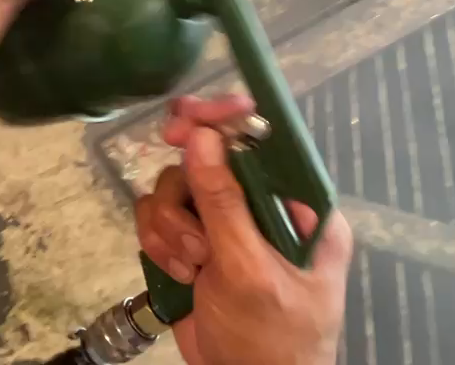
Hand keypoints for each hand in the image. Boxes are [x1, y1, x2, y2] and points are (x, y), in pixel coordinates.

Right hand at [134, 96, 353, 364]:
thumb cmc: (270, 339)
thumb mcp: (248, 270)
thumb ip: (224, 202)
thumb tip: (201, 136)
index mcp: (298, 211)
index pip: (266, 145)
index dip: (228, 121)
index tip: (190, 115)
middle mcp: (261, 208)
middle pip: (209, 156)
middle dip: (186, 173)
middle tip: (166, 149)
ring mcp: (222, 224)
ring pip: (175, 185)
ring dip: (171, 224)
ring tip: (189, 265)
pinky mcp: (190, 239)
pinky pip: (156, 212)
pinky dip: (156, 239)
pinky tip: (174, 271)